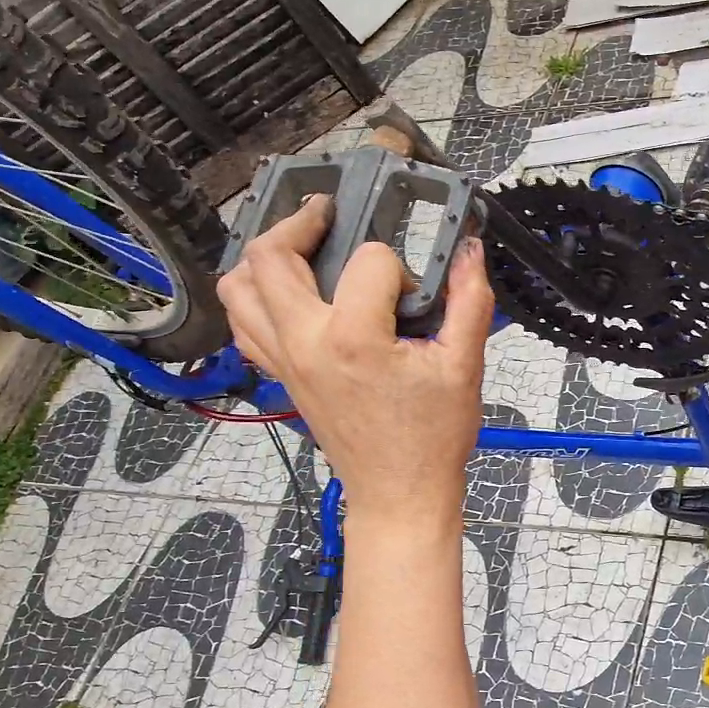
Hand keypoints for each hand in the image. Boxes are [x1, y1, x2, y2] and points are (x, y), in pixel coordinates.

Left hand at [218, 195, 493, 524]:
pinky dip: (252, 296)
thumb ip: (469, 303)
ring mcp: (281, 359)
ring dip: (261, 255)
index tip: (418, 296)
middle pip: (271, 254)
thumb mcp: (464, 369)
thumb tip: (470, 250)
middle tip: (331, 213)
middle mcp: (303, 341)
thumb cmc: (434, 437)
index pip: (369, 262)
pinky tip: (284, 294)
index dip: (399, 268)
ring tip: (298, 248)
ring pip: (238, 286)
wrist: (400, 493)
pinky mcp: (278, 375)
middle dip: (301, 221)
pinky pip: (241, 322)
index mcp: (353, 338)